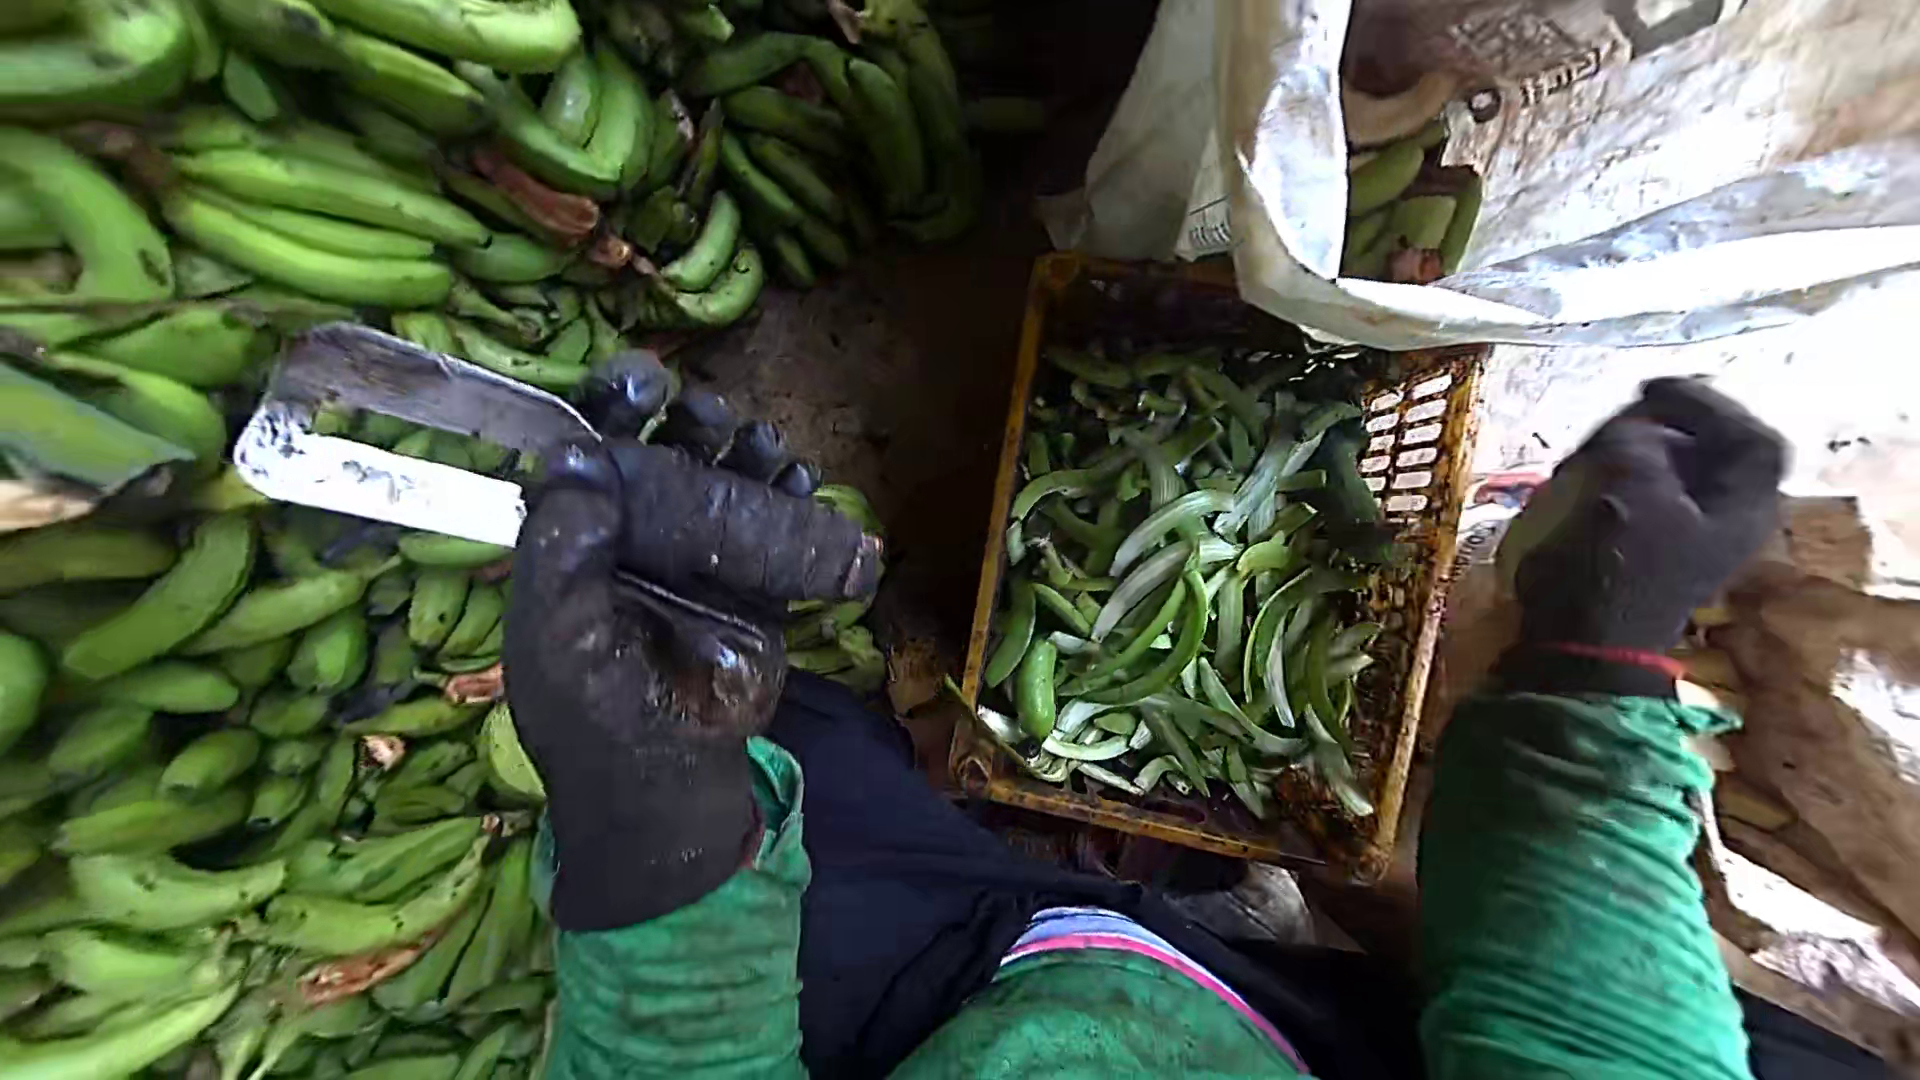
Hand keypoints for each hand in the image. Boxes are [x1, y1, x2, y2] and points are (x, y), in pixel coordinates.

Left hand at [506, 351, 879, 930]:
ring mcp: (707, 561)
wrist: (673, 773)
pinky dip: (795, 502)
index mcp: (586, 540)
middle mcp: (647, 538)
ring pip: (733, 486)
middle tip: (711, 414)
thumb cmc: (597, 711)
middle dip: (694, 424)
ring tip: (764, 445)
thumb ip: (560, 553)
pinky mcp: (757, 585)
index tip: (643, 379)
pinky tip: (801, 483)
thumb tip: (575, 459)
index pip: (596, 456)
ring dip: (750, 455)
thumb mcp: (560, 635)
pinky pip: (780, 531)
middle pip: (675, 458)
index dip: (613, 410)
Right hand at [1502, 378, 1785, 686]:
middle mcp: (1719, 517)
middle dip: (1654, 431)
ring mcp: (1677, 535)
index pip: (1744, 436)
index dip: (1703, 404)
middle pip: (1702, 452)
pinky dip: (1605, 483)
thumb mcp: (1626, 499)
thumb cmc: (1611, 569)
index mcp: (1739, 505)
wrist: (1580, 636)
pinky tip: (1575, 486)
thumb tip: (1627, 426)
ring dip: (1622, 458)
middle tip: (1608, 425)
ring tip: (1582, 458)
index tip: (1651, 385)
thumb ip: (1634, 450)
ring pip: (1661, 475)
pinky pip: (1631, 498)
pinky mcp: (1636, 547)